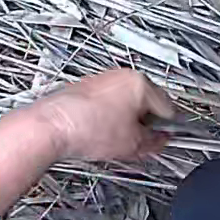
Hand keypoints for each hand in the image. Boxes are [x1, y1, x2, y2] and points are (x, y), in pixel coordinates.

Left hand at [25, 69, 175, 162]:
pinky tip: (100, 133)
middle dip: (146, 123)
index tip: (164, 139)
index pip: (168, 107)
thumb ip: (155, 142)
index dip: (168, 128)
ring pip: (127, 101)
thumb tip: (161, 140)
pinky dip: (109, 116)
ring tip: (116, 140)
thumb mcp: (133, 144)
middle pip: (147, 101)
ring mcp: (103, 79)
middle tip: (140, 143)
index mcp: (141, 83)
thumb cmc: (87, 128)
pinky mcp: (87, 87)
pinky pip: (108, 102)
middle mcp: (123, 75)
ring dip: (127, 120)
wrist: (50, 127)